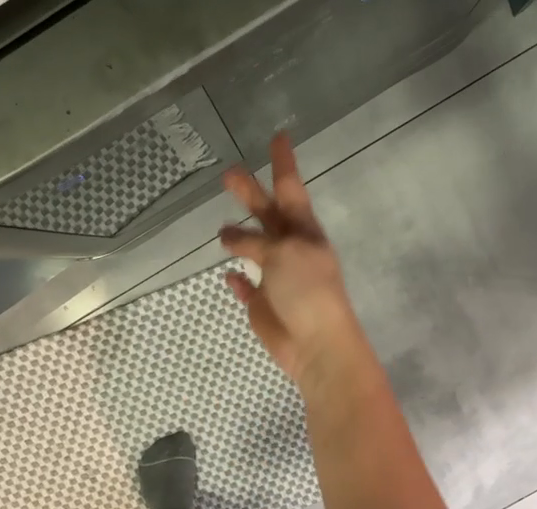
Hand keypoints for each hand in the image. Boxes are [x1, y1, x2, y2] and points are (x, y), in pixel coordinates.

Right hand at [219, 132, 361, 387]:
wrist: (316, 345)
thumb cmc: (308, 291)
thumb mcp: (282, 253)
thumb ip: (254, 241)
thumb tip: (228, 240)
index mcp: (304, 232)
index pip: (290, 188)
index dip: (283, 164)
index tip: (280, 136)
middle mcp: (291, 250)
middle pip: (267, 215)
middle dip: (249, 195)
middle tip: (227, 174)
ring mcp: (277, 279)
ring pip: (254, 251)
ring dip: (239, 239)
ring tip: (220, 230)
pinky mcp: (263, 306)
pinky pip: (247, 287)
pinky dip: (237, 280)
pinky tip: (229, 275)